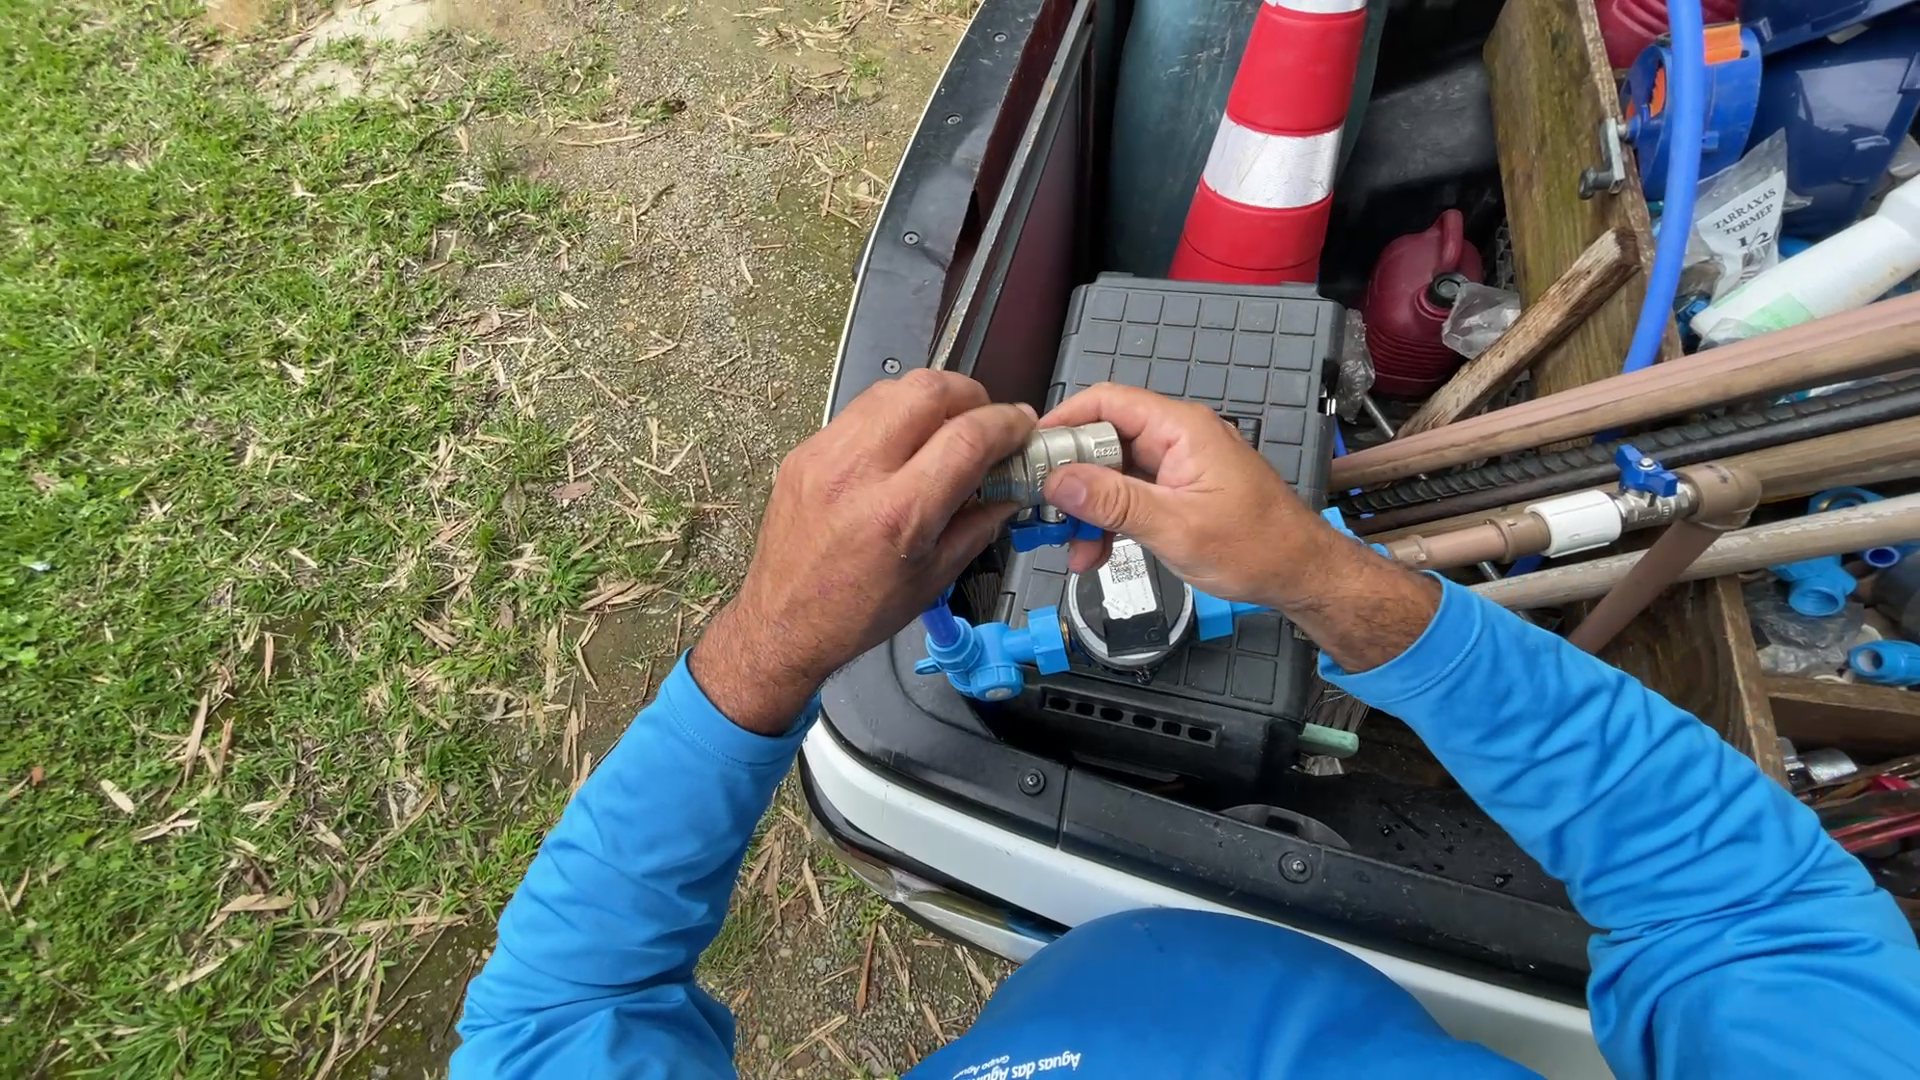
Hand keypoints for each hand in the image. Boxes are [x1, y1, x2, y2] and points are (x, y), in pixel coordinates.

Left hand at [691, 371, 1035, 732]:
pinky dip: (893, 414)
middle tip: (985, 420)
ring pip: (891, 388)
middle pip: (928, 390)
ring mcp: (824, 456)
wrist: (782, 624)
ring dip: (932, 398)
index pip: (966, 438)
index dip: (1006, 424)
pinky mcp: (804, 452)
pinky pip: (859, 410)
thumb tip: (1009, 490)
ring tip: (945, 428)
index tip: (1020, 427)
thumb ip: (978, 525)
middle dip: (972, 395)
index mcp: (898, 514)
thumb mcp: (933, 578)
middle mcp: (857, 474)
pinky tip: (903, 443)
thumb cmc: (853, 613)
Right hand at [1039, 384, 1438, 671]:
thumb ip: (1113, 501)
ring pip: (1110, 474)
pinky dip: (1107, 522)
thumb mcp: (1176, 527)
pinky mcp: (1174, 492)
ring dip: (1087, 509)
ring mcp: (1174, 466)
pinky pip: (1127, 497)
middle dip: (1070, 477)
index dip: (1063, 421)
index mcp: (1180, 429)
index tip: (1029, 452)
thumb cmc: (1254, 548)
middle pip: (1103, 440)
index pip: (1107, 402)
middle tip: (1040, 508)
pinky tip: (1093, 553)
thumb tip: (1057, 481)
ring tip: (1073, 548)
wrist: (1300, 575)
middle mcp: (1174, 439)